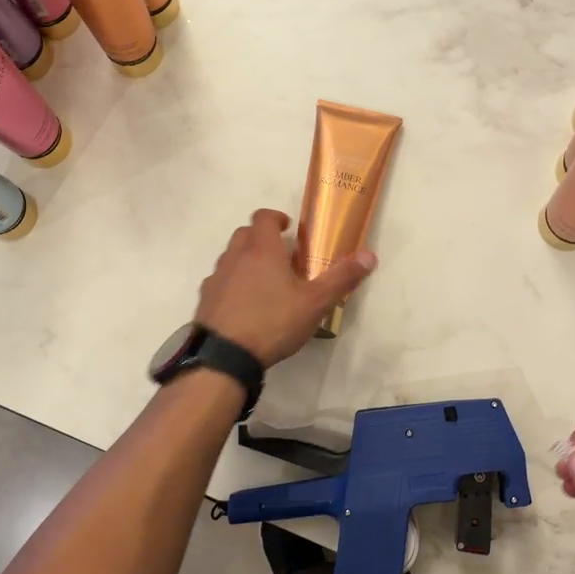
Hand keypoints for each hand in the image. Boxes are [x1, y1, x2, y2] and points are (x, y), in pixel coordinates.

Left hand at [194, 209, 376, 366]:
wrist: (224, 355)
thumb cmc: (272, 322)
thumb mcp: (315, 303)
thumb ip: (341, 278)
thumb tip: (369, 255)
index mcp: (261, 249)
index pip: (263, 217)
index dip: (276, 218)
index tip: (289, 228)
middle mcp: (234, 256)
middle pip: (244, 234)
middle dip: (261, 238)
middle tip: (281, 256)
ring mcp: (216, 278)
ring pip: (230, 257)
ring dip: (246, 261)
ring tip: (265, 283)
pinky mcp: (205, 300)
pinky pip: (220, 282)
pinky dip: (233, 284)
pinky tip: (245, 306)